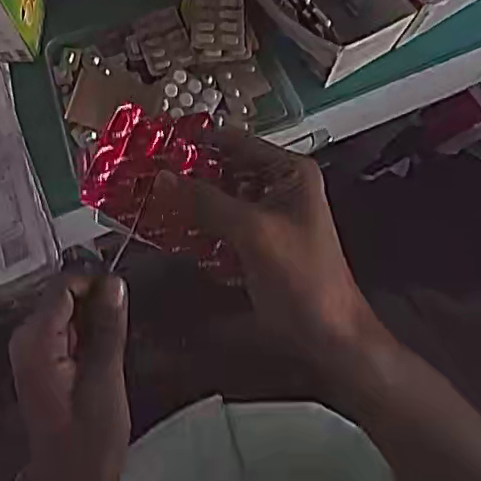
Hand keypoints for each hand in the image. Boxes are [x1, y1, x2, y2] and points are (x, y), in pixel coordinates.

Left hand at [9, 272, 130, 480]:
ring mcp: (31, 349)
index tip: (121, 292)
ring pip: (68, 310)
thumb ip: (108, 326)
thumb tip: (115, 282)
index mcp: (35, 339)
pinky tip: (101, 353)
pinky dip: (87, 333)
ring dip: (93, 318)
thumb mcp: (105, 379)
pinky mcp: (42, 361)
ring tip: (112, 341)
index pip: (64, 284)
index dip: (94, 282)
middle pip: (64, 295)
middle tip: (119, 323)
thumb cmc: (87, 440)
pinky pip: (67, 329)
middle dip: (95, 301)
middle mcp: (26, 338)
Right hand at [168, 129, 381, 360]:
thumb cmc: (305, 279)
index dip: (201, 140)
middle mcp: (278, 187)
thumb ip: (207, 201)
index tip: (163, 140)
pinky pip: (220, 223)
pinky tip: (170, 226)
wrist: (329, 339)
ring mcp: (266, 216)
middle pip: (225, 169)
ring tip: (153, 195)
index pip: (238, 142)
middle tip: (151, 171)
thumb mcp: (252, 232)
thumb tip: (165, 177)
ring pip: (219, 197)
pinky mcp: (255, 243)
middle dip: (190, 173)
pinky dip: (198, 224)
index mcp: (290, 173)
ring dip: (190, 200)